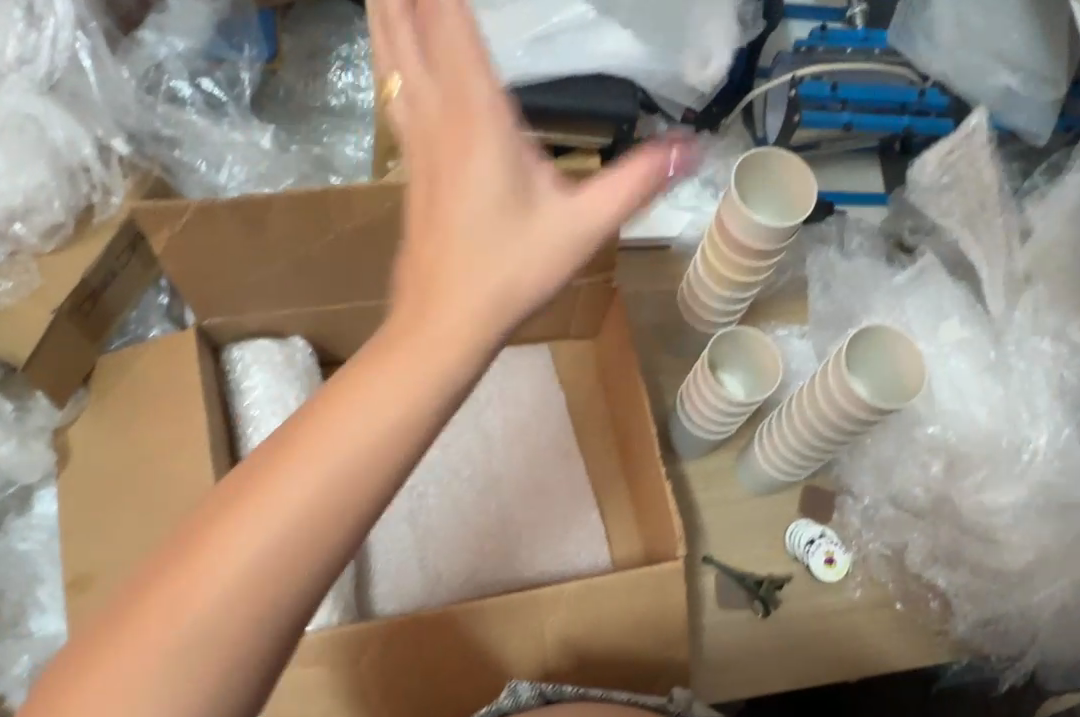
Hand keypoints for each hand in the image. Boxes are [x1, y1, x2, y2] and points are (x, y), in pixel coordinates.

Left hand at [368, 0, 695, 352]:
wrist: (445, 321)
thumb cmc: (511, 273)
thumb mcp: (584, 228)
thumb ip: (637, 182)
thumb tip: (694, 147)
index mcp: (478, 113)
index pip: (451, 14)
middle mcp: (438, 112)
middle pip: (406, 20)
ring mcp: (417, 137)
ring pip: (389, 51)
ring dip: (386, 8)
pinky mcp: (410, 162)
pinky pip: (391, 86)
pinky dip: (387, 51)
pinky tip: (389, 51)